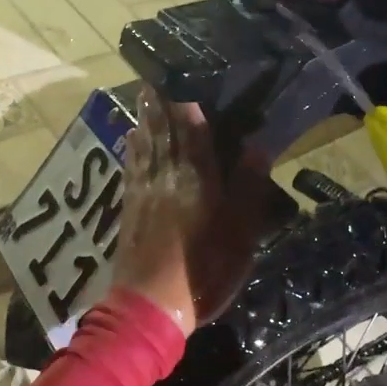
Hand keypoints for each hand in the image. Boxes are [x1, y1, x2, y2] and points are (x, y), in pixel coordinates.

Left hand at [116, 89, 271, 334]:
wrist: (150, 305)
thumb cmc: (203, 270)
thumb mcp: (238, 235)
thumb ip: (246, 189)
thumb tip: (256, 148)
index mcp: (197, 179)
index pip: (194, 133)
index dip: (190, 108)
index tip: (186, 82)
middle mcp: (168, 176)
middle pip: (164, 134)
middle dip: (161, 106)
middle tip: (154, 80)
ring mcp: (144, 191)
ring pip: (145, 146)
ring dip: (145, 120)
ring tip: (142, 98)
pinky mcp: (129, 208)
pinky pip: (131, 167)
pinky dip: (131, 148)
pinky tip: (129, 139)